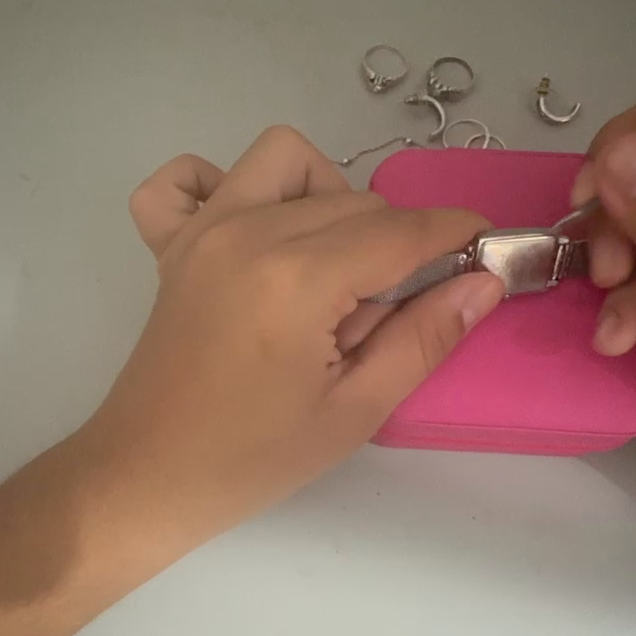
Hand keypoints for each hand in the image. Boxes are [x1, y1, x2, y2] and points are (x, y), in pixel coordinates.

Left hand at [76, 126, 503, 554]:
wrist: (148, 475)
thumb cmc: (253, 459)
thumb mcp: (355, 412)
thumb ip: (424, 338)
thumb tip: (483, 282)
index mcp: (298, 279)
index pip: (401, 231)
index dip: (457, 233)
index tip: (487, 249)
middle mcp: (247, 231)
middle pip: (355, 200)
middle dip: (396, 241)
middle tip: (386, 313)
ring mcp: (201, 230)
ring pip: (286, 160)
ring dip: (327, 195)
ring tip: (330, 264)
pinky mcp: (171, 244)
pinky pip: (189, 177)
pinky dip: (224, 184)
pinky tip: (252, 230)